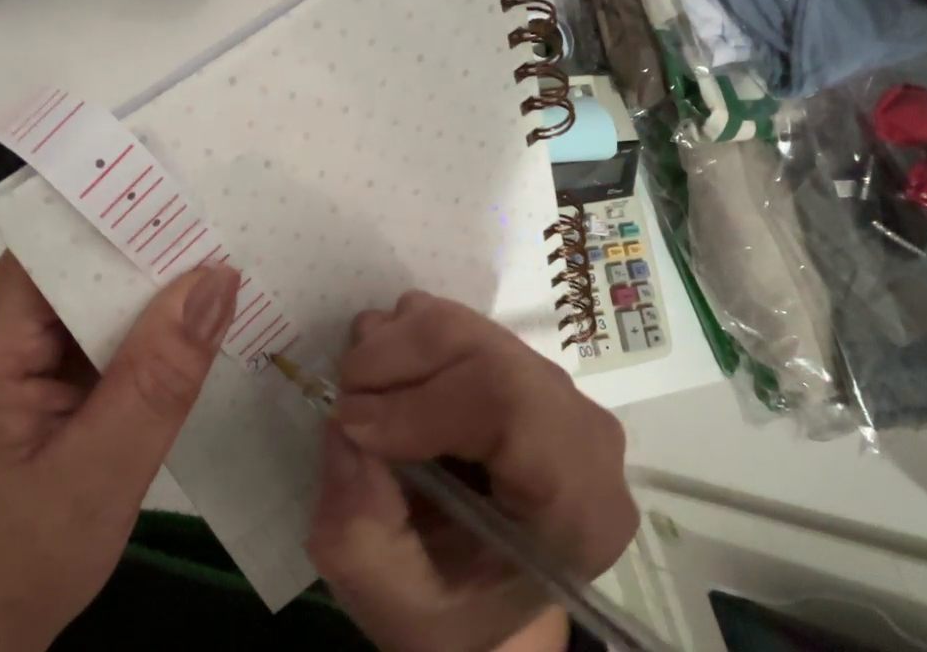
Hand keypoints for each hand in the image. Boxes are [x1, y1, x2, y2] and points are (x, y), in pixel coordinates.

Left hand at [0, 253, 241, 651]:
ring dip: (147, 287)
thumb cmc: (30, 555)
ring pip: (87, 293)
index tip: (190, 200)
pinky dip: (138, 326)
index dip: (118, 220)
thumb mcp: (103, 472)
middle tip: (225, 227)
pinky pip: (91, 329)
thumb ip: (158, 377)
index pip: (53, 247)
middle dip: (144, 249)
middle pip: (72, 262)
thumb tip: (215, 279)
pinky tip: (188, 321)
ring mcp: (13, 355)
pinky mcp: (35, 376)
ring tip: (219, 265)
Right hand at [307, 292, 637, 651]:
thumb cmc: (439, 607)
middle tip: (344, 399)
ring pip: (468, 325)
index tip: (350, 427)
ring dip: (393, 345)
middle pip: (488, 355)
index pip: (511, 407)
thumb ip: (358, 519)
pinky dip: (403, 336)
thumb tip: (346, 424)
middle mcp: (582, 440)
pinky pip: (456, 321)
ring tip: (360, 389)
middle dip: (395, 364)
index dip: (419, 403)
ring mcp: (552, 394)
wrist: (468, 595)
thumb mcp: (381, 590)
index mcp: (575, 510)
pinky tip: (388, 382)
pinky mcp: (516, 366)